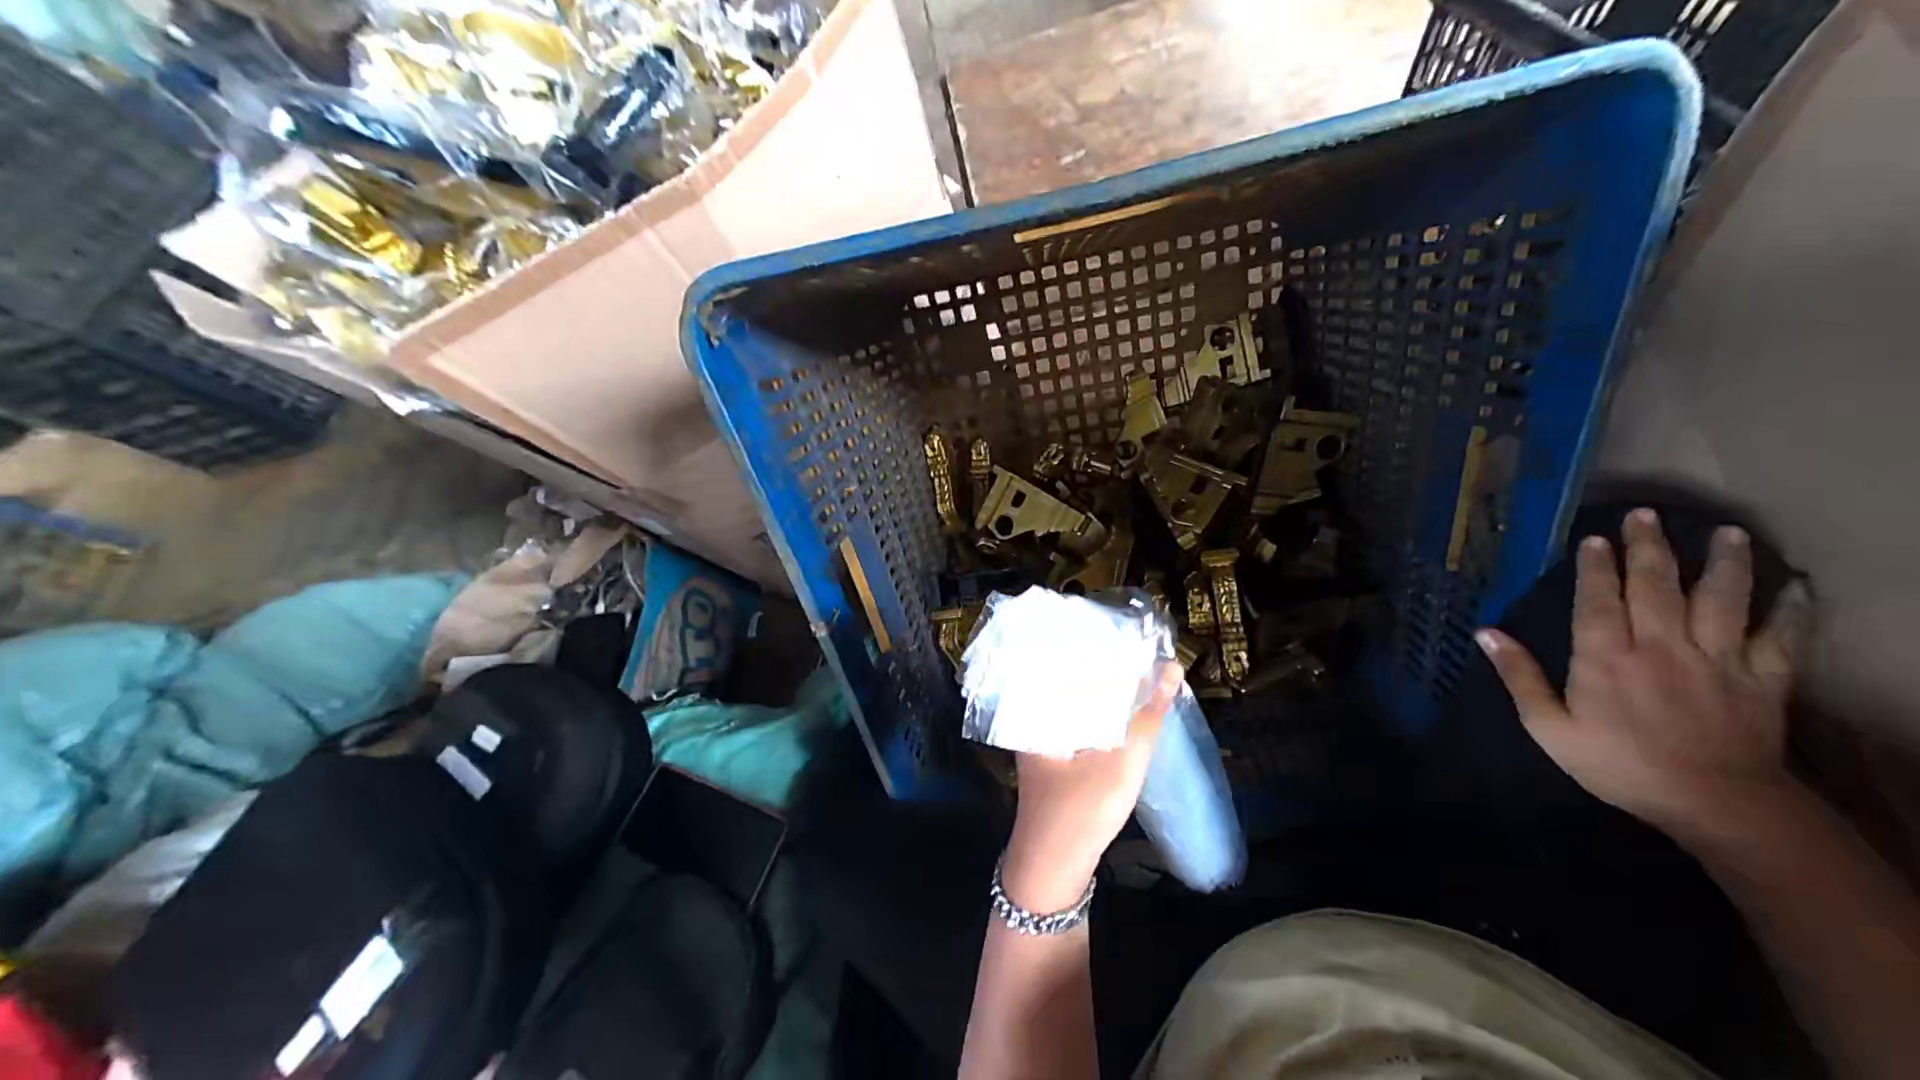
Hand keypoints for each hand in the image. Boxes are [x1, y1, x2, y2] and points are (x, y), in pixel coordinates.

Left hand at [1001, 662, 1183, 911]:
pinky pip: (1078, 721)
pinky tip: (1123, 708)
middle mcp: (1033, 719)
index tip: (1122, 628)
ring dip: (1104, 691)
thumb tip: (1170, 667)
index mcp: (1036, 710)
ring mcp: (1043, 740)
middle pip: (1068, 680)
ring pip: (1075, 702)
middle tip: (1138, 646)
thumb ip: (1146, 716)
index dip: (1091, 643)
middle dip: (1103, 666)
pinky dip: (1100, 713)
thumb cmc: (1079, 812)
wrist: (1053, 872)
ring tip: (1136, 669)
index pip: (1059, 660)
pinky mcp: (1055, 757)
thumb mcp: (1121, 762)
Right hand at [1478, 508, 1810, 836]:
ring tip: (1726, 532)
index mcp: (1606, 657)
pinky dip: (1791, 609)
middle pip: (1656, 586)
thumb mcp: (1549, 728)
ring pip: (1722, 598)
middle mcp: (1662, 646)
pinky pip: (1782, 637)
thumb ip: (1520, 677)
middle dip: (1648, 547)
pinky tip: (1796, 585)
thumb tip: (1484, 633)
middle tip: (1645, 515)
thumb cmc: (1618, 765)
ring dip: (1723, 562)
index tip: (1594, 538)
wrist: (1714, 803)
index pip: (1599, 599)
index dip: (1595, 566)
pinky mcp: (1764, 678)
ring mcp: (1718, 659)